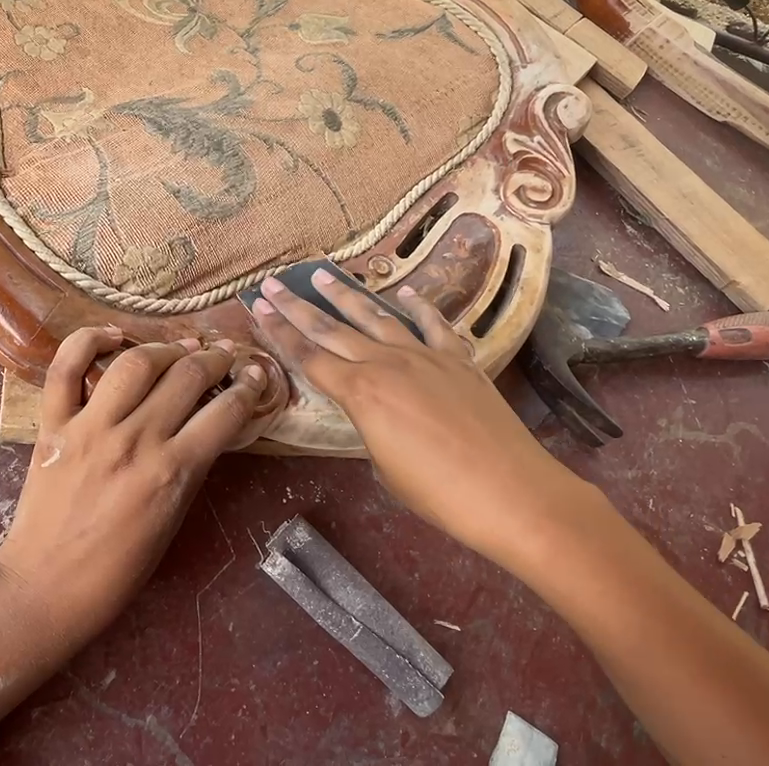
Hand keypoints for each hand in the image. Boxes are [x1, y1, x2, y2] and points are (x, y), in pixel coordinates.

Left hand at [0, 327, 268, 645]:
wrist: (45, 588)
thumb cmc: (116, 569)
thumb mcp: (171, 520)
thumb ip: (189, 468)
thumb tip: (206, 426)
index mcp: (171, 472)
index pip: (224, 413)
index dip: (248, 389)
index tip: (254, 377)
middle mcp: (135, 440)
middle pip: (186, 377)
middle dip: (215, 358)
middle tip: (223, 354)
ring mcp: (90, 427)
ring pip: (135, 363)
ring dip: (165, 348)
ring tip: (180, 347)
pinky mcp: (53, 424)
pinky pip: (65, 368)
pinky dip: (87, 341)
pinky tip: (111, 334)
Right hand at [246, 271, 578, 560]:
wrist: (510, 490)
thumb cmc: (438, 493)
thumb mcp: (384, 466)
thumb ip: (370, 427)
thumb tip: (374, 411)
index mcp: (360, 393)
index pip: (308, 357)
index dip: (279, 331)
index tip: (259, 306)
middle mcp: (386, 364)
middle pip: (332, 330)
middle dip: (298, 306)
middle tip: (273, 284)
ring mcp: (424, 356)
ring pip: (377, 317)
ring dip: (347, 296)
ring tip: (324, 275)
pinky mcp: (458, 359)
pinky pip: (433, 325)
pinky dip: (417, 307)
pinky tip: (404, 295)